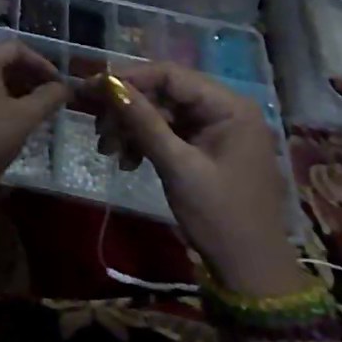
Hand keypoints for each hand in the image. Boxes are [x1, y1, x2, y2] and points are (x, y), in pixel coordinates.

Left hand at [0, 40, 71, 206]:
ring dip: (18, 86)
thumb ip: (49, 96)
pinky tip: (19, 115)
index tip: (59, 82)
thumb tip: (67, 87)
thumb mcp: (25, 117)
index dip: (41, 61)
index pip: (14, 47)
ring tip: (41, 105)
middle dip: (30, 74)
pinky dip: (3, 96)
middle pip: (2, 60)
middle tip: (53, 94)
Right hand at [86, 62, 304, 295]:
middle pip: (163, 92)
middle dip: (127, 109)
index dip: (129, 78)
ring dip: (130, 128)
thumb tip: (108, 85)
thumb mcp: (177, 166)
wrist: (249, 266)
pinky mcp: (204, 147)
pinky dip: (142, 143)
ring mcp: (214, 129)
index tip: (92, 90)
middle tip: (99, 131)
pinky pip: (165, 132)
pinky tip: (127, 162)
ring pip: (160, 113)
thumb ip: (144, 122)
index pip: (171, 75)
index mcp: (230, 108)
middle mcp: (224, 110)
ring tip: (109, 151)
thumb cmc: (220, 215)